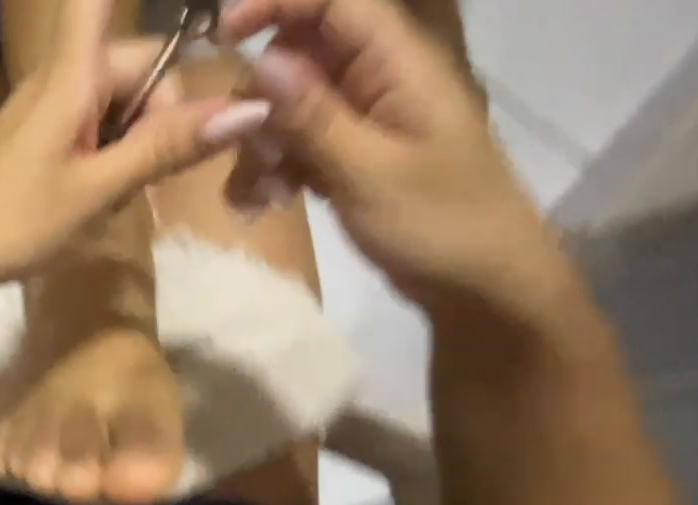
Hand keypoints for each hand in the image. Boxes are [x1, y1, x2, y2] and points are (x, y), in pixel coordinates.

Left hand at [0, 0, 273, 298]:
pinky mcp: (30, 138)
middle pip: (133, 66)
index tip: (194, 29)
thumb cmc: (13, 224)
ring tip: (111, 196)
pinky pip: (85, 126)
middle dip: (155, 114)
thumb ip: (165, 148)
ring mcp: (40, 110)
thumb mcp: (96, 192)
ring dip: (130, 143)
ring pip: (112, 102)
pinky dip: (103, 154)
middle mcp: (56, 79)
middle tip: (142, 178)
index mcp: (71, 76)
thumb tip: (249, 108)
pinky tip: (91, 198)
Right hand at [221, 0, 570, 307]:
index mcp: (399, 64)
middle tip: (245, 155)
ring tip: (257, 198)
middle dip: (258, 103)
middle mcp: (378, 80)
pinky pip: (294, 147)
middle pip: (298, 58)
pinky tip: (266, 207)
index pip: (334, 2)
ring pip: (287, 109)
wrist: (478, 284)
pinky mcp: (349, 156)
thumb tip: (260, 62)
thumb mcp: (369, 173)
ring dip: (259, 148)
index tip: (219, 36)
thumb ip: (314, 118)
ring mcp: (362, 120)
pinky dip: (272, 172)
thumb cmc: (438, 223)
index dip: (276, 3)